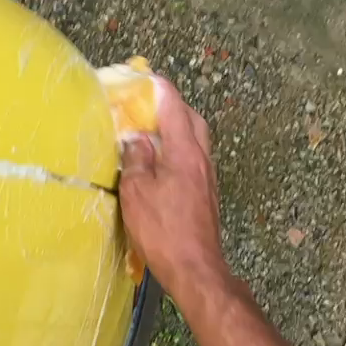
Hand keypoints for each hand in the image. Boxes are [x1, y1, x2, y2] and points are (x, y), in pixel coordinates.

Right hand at [118, 78, 231, 304]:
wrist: (195, 268)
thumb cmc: (163, 230)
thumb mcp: (137, 192)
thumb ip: (137, 160)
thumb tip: (137, 138)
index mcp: (184, 151)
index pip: (174, 106)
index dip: (159, 88)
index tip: (144, 78)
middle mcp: (201, 159)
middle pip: (193, 120)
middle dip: (173, 107)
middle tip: (150, 106)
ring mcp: (207, 178)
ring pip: (196, 140)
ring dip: (178, 130)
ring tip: (153, 134)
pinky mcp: (207, 195)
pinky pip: (194, 160)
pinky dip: (180, 151)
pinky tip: (163, 164)